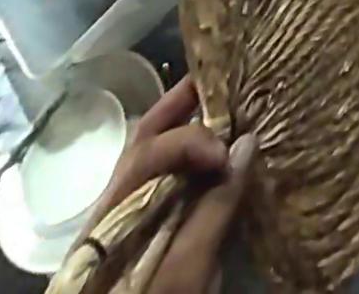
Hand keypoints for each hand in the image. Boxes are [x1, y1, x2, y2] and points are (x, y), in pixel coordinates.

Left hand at [81, 76, 256, 293]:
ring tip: (227, 106)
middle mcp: (112, 205)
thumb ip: (214, 210)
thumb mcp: (185, 275)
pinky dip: (191, 154)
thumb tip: (247, 144)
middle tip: (226, 82)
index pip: (149, 150)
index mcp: (111, 213)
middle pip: (144, 138)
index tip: (229, 151)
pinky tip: (219, 151)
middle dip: (183, 104)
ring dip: (187, 125)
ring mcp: (122, 219)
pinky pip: (165, 177)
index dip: (192, 140)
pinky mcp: (140, 233)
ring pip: (151, 153)